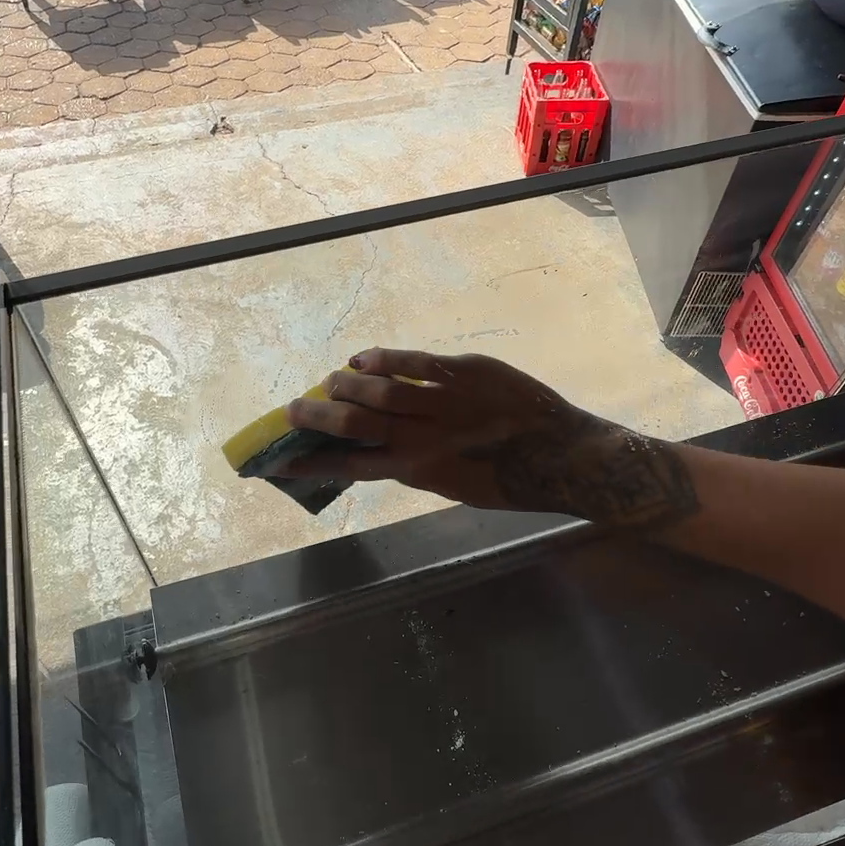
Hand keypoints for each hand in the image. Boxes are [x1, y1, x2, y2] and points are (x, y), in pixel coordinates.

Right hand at [282, 348, 699, 526]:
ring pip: (377, 387)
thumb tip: (380, 452)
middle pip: (352, 423)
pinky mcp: (463, 371)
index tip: (282, 461)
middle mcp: (420, 436)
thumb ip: (413, 468)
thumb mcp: (452, 487)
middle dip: (314, 417)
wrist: (562, 456)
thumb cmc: (508, 483)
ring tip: (331, 381)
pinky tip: (364, 357)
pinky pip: (413, 361)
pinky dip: (382, 358)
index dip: (313, 464)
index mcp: (416, 471)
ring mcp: (441, 400)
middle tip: (293, 411)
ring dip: (344, 383)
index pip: (350, 467)